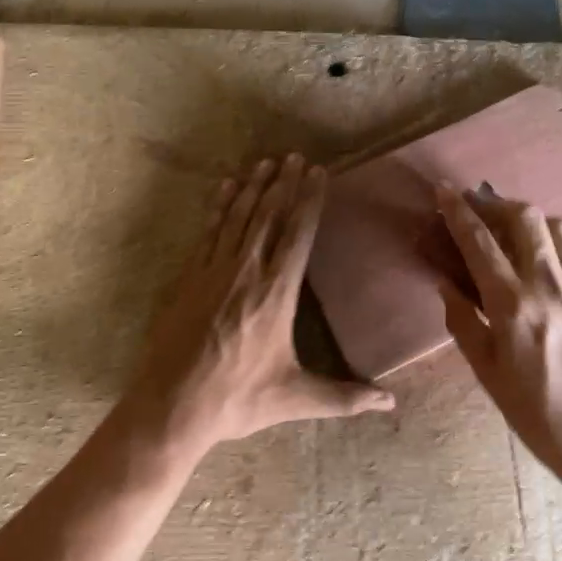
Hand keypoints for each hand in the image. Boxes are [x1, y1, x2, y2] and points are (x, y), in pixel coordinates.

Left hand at [123, 156, 395, 455]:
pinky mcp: (190, 277)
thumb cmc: (238, 400)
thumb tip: (389, 404)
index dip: (309, 200)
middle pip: (269, 215)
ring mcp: (214, 270)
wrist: (172, 405)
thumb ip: (345, 397)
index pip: (298, 234)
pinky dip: (219, 206)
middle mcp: (247, 271)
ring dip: (253, 187)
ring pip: (238, 216)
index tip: (318, 172)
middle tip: (295, 156)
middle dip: (284, 183)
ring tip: (266, 162)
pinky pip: (209, 231)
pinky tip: (225, 188)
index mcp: (276, 293)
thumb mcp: (296, 398)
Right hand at [436, 185, 561, 485]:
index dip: (457, 210)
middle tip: (481, 212)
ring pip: (558, 226)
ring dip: (533, 221)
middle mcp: (548, 283)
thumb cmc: (536, 412)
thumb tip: (446, 283)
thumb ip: (463, 322)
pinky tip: (555, 261)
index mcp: (512, 303)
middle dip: (497, 204)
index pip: (478, 241)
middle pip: (523, 217)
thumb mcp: (486, 372)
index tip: (443, 190)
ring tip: (518, 234)